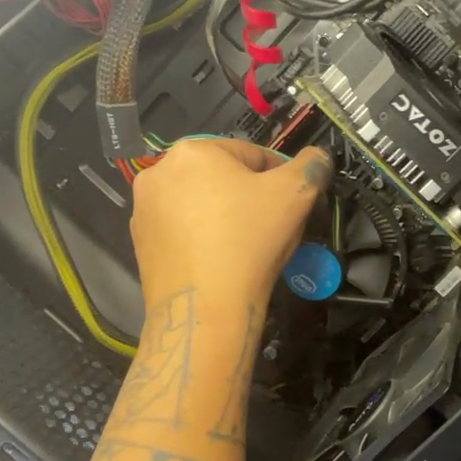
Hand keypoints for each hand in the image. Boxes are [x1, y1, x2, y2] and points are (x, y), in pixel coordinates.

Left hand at [130, 140, 331, 302]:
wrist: (204, 309)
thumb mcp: (295, 195)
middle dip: (251, 198)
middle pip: (225, 178)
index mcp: (193, 150)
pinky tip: (223, 260)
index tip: (295, 204)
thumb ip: (312, 166)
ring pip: (203, 204)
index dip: (282, 179)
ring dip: (227, 216)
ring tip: (249, 246)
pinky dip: (205, 238)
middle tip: (274, 226)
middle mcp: (159, 172)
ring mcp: (144, 209)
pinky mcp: (141, 243)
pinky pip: (184, 230)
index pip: (254, 155)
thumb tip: (318, 157)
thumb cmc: (249, 241)